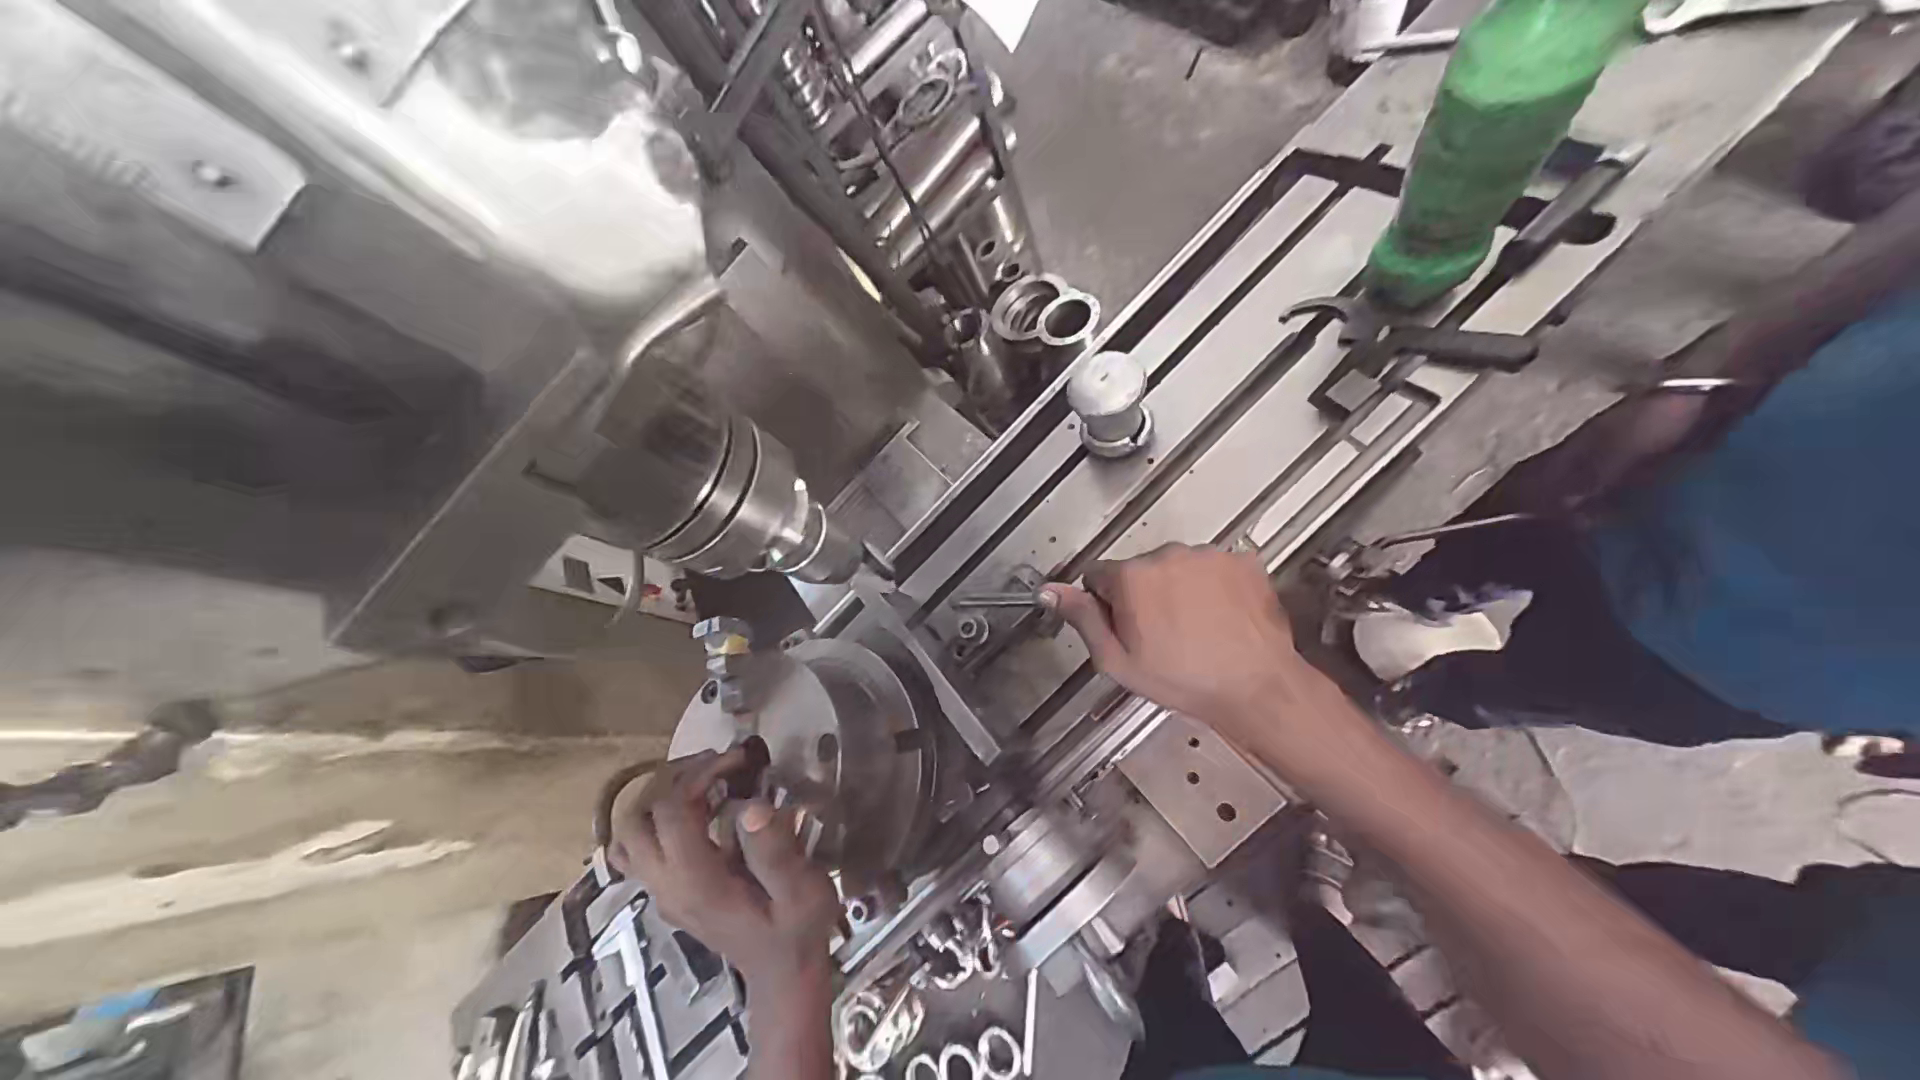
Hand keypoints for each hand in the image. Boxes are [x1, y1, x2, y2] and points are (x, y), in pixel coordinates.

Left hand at [607, 747, 840, 991]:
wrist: (782, 974)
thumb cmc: (796, 929)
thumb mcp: (802, 891)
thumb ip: (776, 852)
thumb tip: (751, 806)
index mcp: (697, 884)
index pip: (670, 812)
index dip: (699, 775)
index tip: (739, 759)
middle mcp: (667, 887)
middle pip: (637, 818)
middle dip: (673, 778)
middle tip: (717, 763)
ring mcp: (662, 892)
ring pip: (629, 833)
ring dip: (661, 796)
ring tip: (705, 779)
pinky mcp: (668, 892)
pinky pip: (639, 849)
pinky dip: (658, 819)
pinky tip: (696, 809)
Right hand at [1041, 545, 1365, 769]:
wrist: (1257, 687)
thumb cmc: (1186, 679)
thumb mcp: (1117, 660)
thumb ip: (1081, 618)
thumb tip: (1053, 591)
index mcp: (1131, 577)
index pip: (1098, 575)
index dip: (1106, 603)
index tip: (1124, 625)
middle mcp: (1167, 555)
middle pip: (1139, 568)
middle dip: (1143, 594)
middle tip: (1160, 634)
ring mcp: (1207, 555)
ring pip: (1177, 566)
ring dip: (1179, 587)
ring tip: (1194, 628)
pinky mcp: (1240, 560)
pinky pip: (1213, 567)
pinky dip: (1213, 586)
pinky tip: (1218, 617)